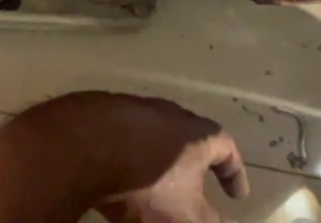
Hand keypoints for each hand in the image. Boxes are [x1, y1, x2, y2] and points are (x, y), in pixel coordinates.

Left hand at [11, 92, 248, 222]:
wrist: (84, 144)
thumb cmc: (147, 181)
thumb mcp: (185, 217)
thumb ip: (208, 222)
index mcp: (194, 133)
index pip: (225, 145)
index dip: (233, 171)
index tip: (236, 194)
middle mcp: (166, 112)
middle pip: (188, 135)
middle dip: (194, 164)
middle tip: (197, 188)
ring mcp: (131, 109)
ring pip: (154, 135)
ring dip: (160, 160)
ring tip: (157, 187)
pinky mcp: (101, 114)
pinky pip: (124, 137)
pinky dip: (130, 157)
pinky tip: (119, 176)